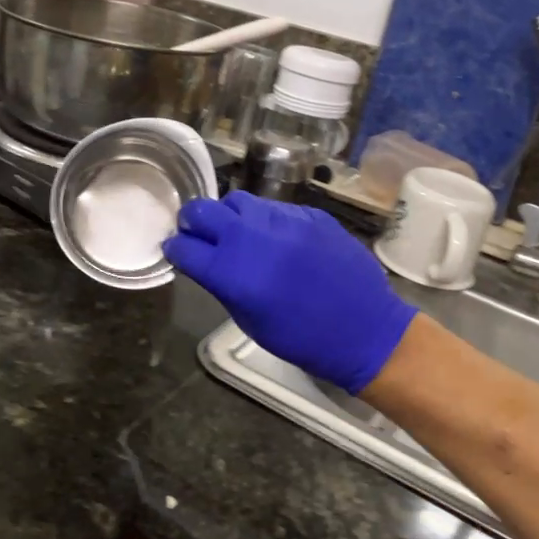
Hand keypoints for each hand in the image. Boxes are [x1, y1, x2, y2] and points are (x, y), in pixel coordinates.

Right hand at [164, 192, 415, 393]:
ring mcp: (283, 220)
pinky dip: (265, 220)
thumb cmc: (300, 337)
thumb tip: (201, 259)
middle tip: (197, 233)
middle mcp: (252, 238)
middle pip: (203, 211)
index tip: (176, 250)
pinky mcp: (308, 214)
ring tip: (238, 233)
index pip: (185, 247)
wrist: (363, 328)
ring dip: (230, 216)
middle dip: (193, 220)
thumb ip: (220, 284)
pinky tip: (275, 239)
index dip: (176, 248)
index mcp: (232, 272)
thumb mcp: (248, 319)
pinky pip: (274, 208)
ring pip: (239, 201)